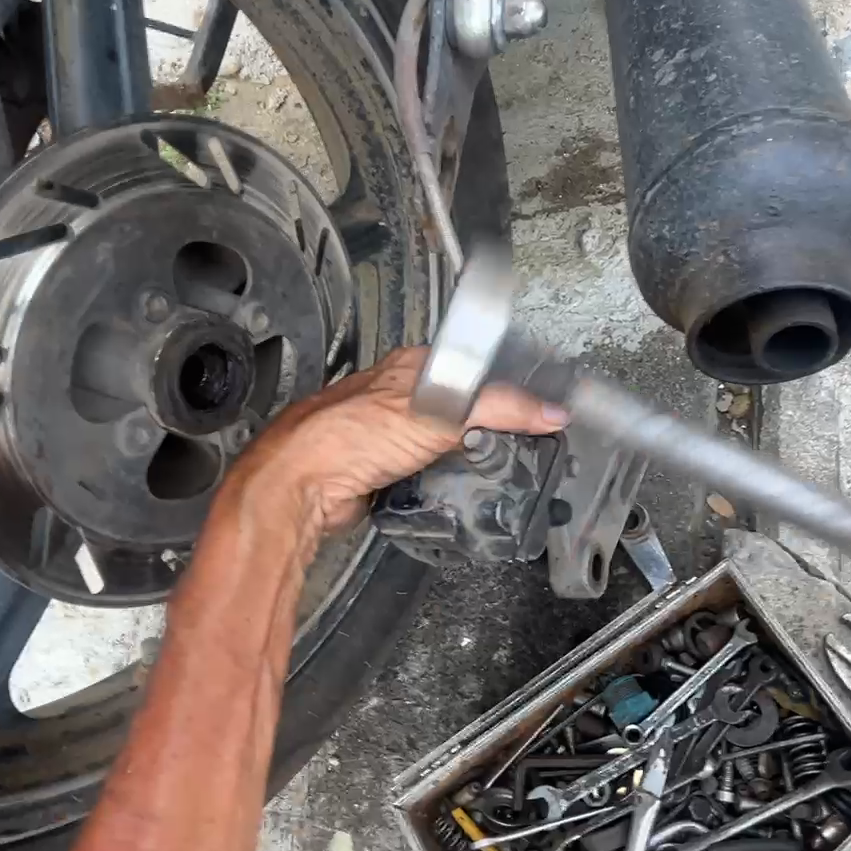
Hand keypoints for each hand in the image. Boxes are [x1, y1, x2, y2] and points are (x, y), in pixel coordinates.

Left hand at [227, 346, 566, 536]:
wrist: (303, 483)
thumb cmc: (350, 434)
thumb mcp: (443, 412)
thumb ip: (500, 409)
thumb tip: (548, 411)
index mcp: (413, 366)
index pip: (475, 367)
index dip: (507, 385)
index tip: (535, 406)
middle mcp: (400, 396)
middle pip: (461, 404)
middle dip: (488, 423)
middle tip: (520, 440)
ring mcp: (390, 432)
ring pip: (444, 439)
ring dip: (465, 453)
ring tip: (493, 465)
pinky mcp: (384, 467)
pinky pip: (428, 469)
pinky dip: (444, 477)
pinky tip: (456, 484)